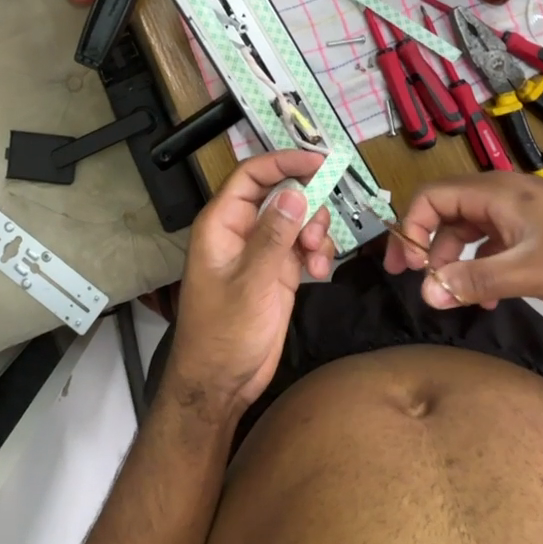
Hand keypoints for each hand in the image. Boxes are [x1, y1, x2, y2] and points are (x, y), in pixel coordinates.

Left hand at [166, 150, 336, 416]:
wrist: (221, 382)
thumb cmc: (225, 333)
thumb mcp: (253, 283)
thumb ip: (275, 236)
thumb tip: (294, 192)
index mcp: (220, 224)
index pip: (250, 176)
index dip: (282, 162)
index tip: (319, 161)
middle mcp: (239, 232)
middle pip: (278, 194)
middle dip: (306, 202)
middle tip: (322, 228)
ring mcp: (258, 252)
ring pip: (294, 219)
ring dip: (315, 230)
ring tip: (319, 256)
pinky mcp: (275, 273)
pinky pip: (301, 246)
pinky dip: (316, 252)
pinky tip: (321, 269)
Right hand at [384, 171, 542, 318]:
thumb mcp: (529, 272)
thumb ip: (474, 281)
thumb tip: (425, 293)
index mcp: (494, 192)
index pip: (431, 198)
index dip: (410, 228)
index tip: (405, 267)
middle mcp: (502, 197)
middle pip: (447, 215)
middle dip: (429, 248)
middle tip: (417, 282)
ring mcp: (522, 216)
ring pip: (470, 233)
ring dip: (456, 262)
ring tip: (452, 296)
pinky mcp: (539, 235)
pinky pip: (494, 246)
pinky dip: (482, 268)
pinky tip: (487, 298)